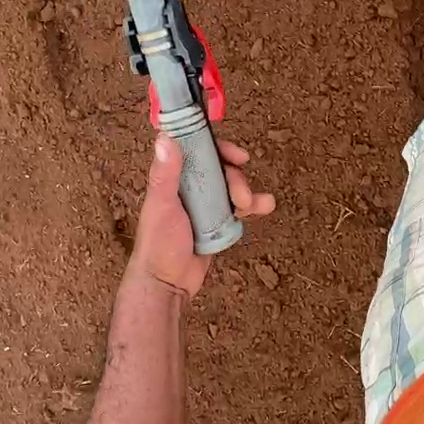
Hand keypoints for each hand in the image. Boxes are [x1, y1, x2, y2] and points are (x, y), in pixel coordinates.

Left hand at [129, 134, 274, 297]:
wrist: (167, 286)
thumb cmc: (158, 245)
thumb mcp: (161, 205)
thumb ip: (165, 173)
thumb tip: (165, 138)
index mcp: (175, 179)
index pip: (200, 152)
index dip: (220, 149)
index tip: (237, 156)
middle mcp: (191, 188)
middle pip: (222, 169)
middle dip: (236, 179)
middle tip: (240, 197)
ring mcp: (205, 206)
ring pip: (232, 187)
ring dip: (247, 191)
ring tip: (256, 205)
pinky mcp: (217, 223)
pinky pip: (238, 208)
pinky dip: (253, 205)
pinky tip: (265, 206)